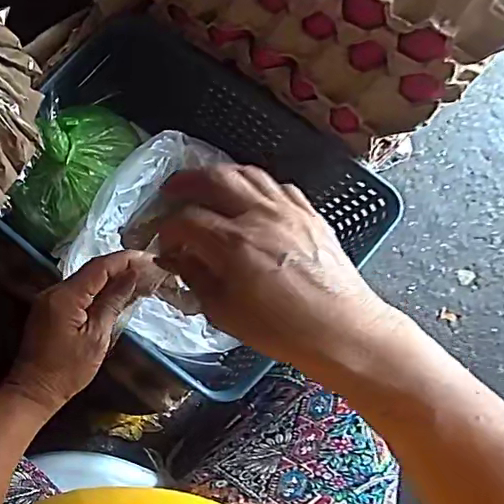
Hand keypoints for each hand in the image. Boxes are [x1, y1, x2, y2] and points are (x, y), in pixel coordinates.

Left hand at [2, 251, 160, 411]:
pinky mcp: (49, 309)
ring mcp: (48, 299)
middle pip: (91, 270)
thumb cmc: (67, 370)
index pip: (99, 267)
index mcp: (65, 296)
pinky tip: (115, 293)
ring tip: (139, 279)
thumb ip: (112, 303)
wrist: (34, 390)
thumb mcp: (97, 338)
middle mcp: (53, 291)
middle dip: (121, 267)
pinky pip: (76, 292)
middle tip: (150, 269)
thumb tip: (131, 276)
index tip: (151, 258)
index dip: (126, 259)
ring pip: (84, 280)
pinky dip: (97, 290)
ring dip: (110, 278)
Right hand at [154, 164, 406, 377]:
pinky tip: (248, 200)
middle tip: (171, 189)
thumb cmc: (280, 329)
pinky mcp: (310, 214)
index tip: (163, 243)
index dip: (166, 229)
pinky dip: (255, 186)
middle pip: (215, 178)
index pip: (185, 219)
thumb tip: (175, 258)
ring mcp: (289, 211)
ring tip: (206, 186)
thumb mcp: (222, 311)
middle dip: (186, 181)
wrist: (340, 329)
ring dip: (220, 175)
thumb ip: (194, 277)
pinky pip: (277, 185)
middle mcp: (260, 217)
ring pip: (248, 173)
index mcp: (233, 244)